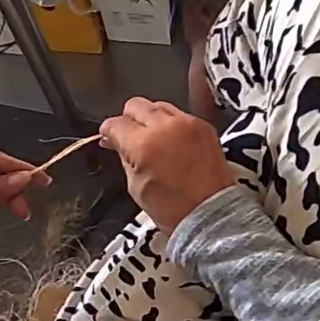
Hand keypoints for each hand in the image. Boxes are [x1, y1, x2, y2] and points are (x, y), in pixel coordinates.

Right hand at [100, 98, 235, 232]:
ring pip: (158, 106)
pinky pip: (180, 115)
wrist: (211, 214)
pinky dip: (171, 124)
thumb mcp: (136, 187)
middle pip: (135, 106)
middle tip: (129, 137)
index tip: (109, 138)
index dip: (108, 131)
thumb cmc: (172, 208)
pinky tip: (172, 142)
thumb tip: (116, 142)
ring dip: (150, 119)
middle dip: (128, 120)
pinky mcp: (204, 126)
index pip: (115, 124)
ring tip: (152, 138)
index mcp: (143, 144)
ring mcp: (187, 123)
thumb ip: (124, 157)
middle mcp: (165, 127)